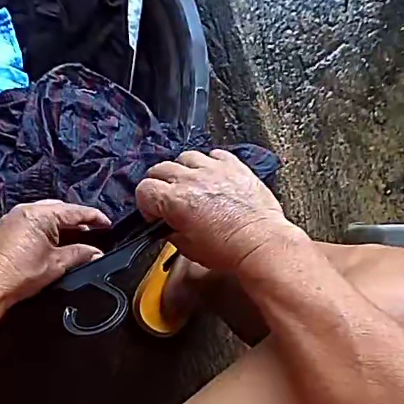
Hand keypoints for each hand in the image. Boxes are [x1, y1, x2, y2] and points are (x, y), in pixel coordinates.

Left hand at [0, 200, 110, 308]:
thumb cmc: (19, 275)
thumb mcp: (57, 264)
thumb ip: (80, 254)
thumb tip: (96, 253)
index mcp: (40, 214)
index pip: (75, 211)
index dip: (95, 218)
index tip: (108, 224)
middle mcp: (26, 210)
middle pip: (60, 209)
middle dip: (78, 219)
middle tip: (94, 231)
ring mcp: (14, 217)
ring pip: (46, 214)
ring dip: (62, 224)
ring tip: (78, 236)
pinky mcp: (7, 228)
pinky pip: (33, 220)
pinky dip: (47, 227)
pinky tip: (56, 240)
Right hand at [135, 149, 303, 273]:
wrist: (260, 243)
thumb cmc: (229, 249)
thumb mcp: (187, 248)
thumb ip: (172, 230)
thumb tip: (169, 224)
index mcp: (174, 201)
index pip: (144, 189)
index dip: (146, 203)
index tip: (155, 213)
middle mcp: (191, 180)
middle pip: (160, 169)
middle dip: (159, 184)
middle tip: (167, 198)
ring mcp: (213, 170)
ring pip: (185, 157)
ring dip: (183, 170)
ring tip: (190, 184)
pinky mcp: (234, 166)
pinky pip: (214, 154)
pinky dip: (209, 163)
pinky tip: (212, 176)